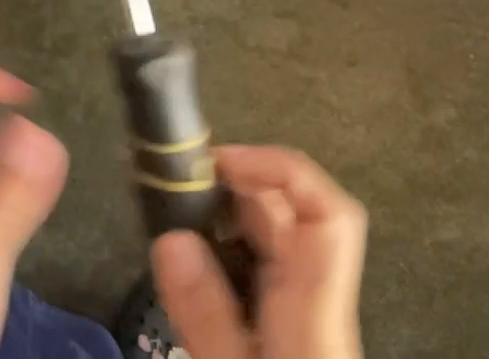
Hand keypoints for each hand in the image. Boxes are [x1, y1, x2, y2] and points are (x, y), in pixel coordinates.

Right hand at [152, 145, 366, 358]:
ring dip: (215, 218)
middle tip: (163, 186)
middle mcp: (316, 300)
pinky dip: (214, 250)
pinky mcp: (282, 328)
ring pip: (266, 240)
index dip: (277, 168)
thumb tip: (172, 238)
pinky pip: (251, 268)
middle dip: (226, 187)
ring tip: (161, 217)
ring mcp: (300, 314)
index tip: (212, 161)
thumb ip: (208, 320)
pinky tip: (182, 266)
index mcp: (316, 311)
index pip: (327, 215)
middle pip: (289, 216)